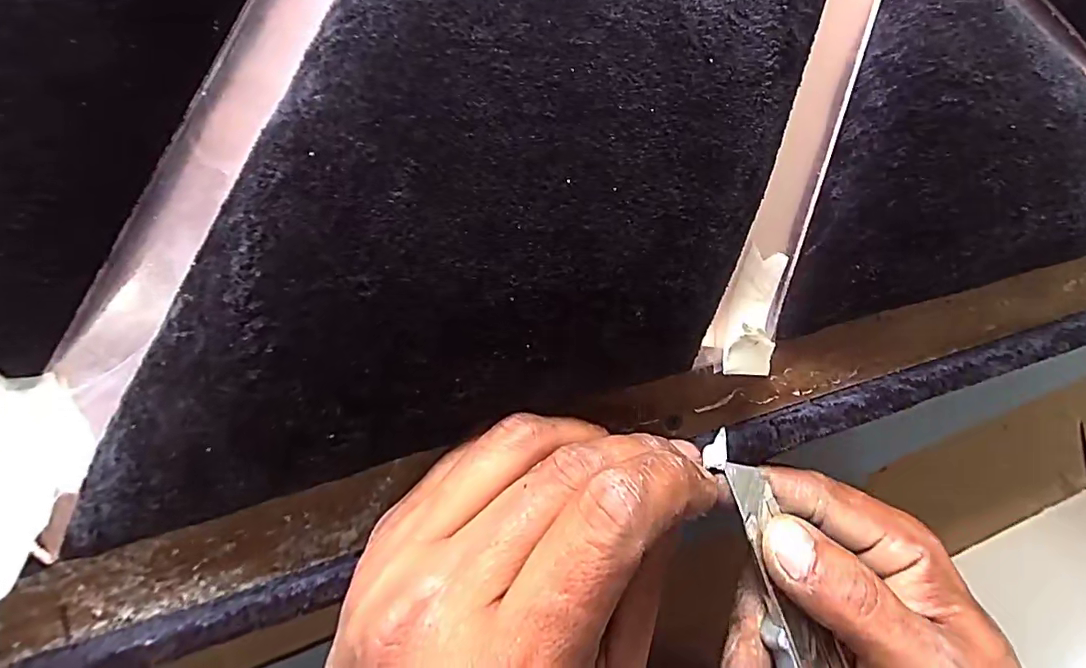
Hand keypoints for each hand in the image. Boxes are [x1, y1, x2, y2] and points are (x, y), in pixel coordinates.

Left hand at [330, 413, 722, 666]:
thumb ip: (638, 588)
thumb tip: (670, 500)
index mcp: (507, 656)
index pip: (610, 511)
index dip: (670, 480)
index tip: (696, 483)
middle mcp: (443, 596)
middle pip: (574, 469)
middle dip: (642, 456)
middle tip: (673, 468)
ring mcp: (404, 560)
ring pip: (525, 440)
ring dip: (590, 439)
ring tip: (620, 461)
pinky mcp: (389, 539)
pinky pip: (476, 452)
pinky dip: (533, 445)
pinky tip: (560, 463)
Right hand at [721, 468, 1017, 667]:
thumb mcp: (922, 652)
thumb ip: (857, 594)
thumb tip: (786, 537)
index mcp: (898, 545)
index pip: (819, 493)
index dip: (769, 489)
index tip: (726, 497)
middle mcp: (864, 562)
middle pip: (784, 539)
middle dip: (757, 582)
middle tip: (751, 636)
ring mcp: (842, 599)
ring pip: (770, 582)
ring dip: (753, 622)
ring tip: (755, 657)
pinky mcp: (827, 634)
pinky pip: (774, 623)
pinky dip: (759, 644)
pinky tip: (763, 660)